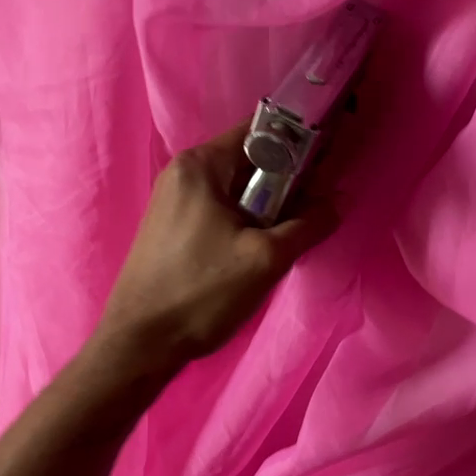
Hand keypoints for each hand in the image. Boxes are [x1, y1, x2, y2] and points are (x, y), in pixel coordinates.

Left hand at [90, 123, 338, 374]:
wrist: (141, 343)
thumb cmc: (201, 291)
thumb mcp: (266, 258)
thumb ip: (307, 225)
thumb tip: (335, 205)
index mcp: (200, 165)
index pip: (260, 133)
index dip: (298, 143)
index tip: (328, 162)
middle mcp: (182, 173)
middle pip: (248, 161)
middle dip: (285, 180)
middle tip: (316, 204)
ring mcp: (172, 200)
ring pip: (235, 188)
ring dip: (267, 205)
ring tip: (292, 230)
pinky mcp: (171, 227)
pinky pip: (218, 208)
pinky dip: (244, 219)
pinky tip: (259, 246)